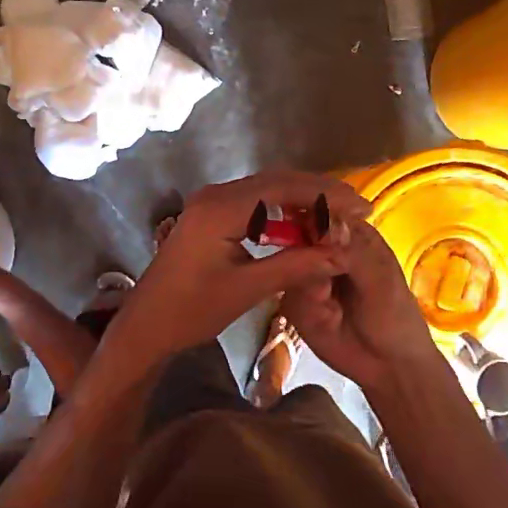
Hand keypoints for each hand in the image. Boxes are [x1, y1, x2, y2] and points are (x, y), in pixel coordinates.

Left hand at [108, 171, 368, 361]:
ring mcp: (210, 203)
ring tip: (338, 215)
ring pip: (266, 190)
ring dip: (302, 200)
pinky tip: (304, 224)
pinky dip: (283, 210)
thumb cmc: (191, 310)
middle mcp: (215, 195)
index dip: (326, 196)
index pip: (283, 189)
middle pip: (277, 183)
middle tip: (357, 208)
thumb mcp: (247, 289)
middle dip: (318, 193)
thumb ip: (295, 266)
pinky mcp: (210, 216)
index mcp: (220, 208)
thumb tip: (343, 254)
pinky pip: (254, 203)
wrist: (147, 324)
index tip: (361, 207)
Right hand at [281, 218, 442, 392]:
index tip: (302, 223)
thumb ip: (350, 249)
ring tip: (332, 305)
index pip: (321, 210)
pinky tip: (325, 317)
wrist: (386, 366)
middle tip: (326, 281)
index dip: (306, 211)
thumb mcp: (379, 278)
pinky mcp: (293, 300)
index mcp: (349, 234)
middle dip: (304, 254)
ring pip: (287, 264)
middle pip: (294, 233)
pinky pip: (285, 292)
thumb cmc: (394, 315)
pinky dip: (304, 304)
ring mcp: (304, 274)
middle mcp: (321, 248)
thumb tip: (325, 220)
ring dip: (308, 285)